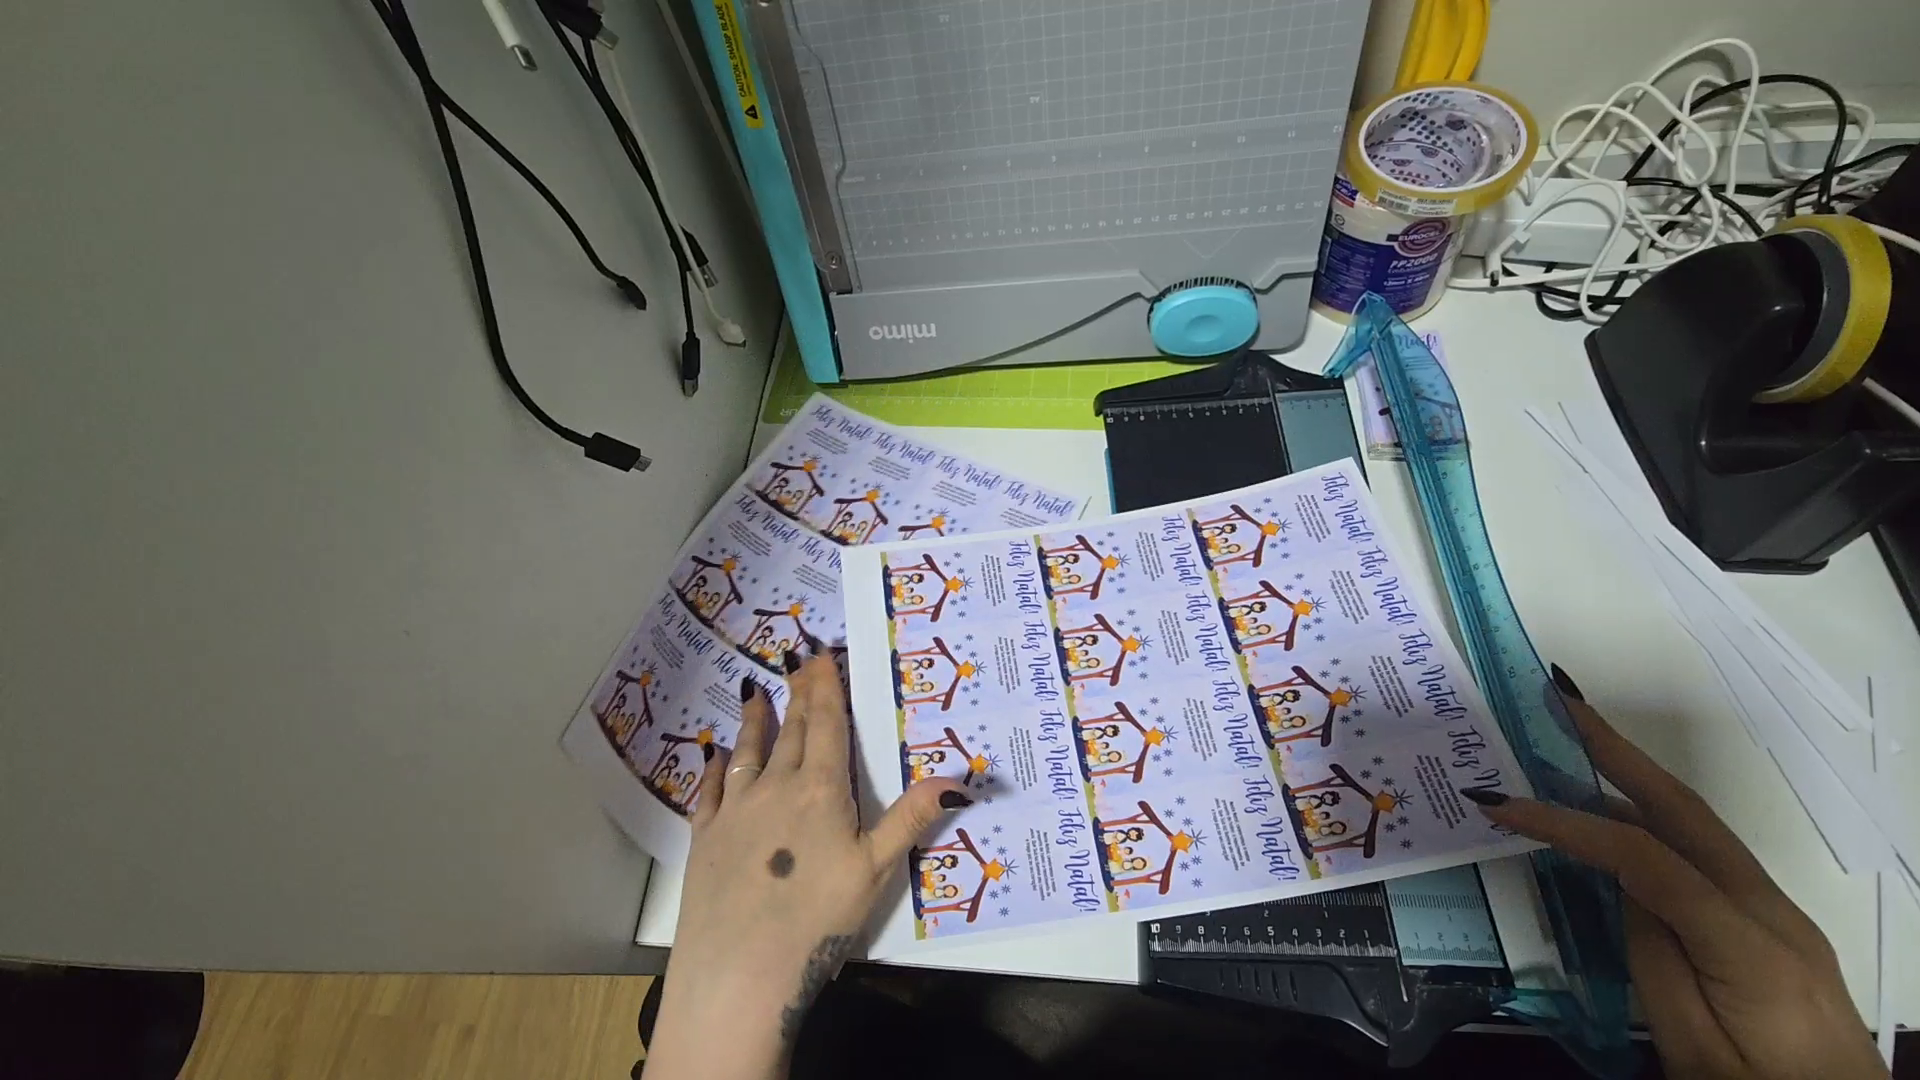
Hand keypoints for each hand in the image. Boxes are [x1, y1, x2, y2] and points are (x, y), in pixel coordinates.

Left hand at [643, 649, 966, 1079]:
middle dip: (797, 693)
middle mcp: (775, 788)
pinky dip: (714, 768)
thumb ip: (912, 818)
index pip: (825, 725)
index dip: (825, 688)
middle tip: (797, 660)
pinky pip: (710, 791)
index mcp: (820, 790)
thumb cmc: (817, 920)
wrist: (738, 973)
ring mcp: (734, 811)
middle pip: (790, 731)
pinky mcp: (704, 839)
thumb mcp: (877, 870)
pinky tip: (713, 756)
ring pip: (748, 752)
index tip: (821, 654)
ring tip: (753, 692)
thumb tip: (960, 777)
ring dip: (754, 721)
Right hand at [1464, 672, 1884, 1079]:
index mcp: (1746, 942)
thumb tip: (1622, 885)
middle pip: (1682, 810)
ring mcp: (1773, 909)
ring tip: (1569, 735)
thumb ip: (1650, 953)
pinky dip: (1644, 811)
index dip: (1566, 822)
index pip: (1642, 857)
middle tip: (1557, 701)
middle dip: (1614, 748)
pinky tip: (1607, 808)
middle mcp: (1768, 909)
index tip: (1497, 804)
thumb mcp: (1688, 1041)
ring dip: (1627, 771)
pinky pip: (1696, 849)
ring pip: (1691, 822)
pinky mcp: (1764, 918)